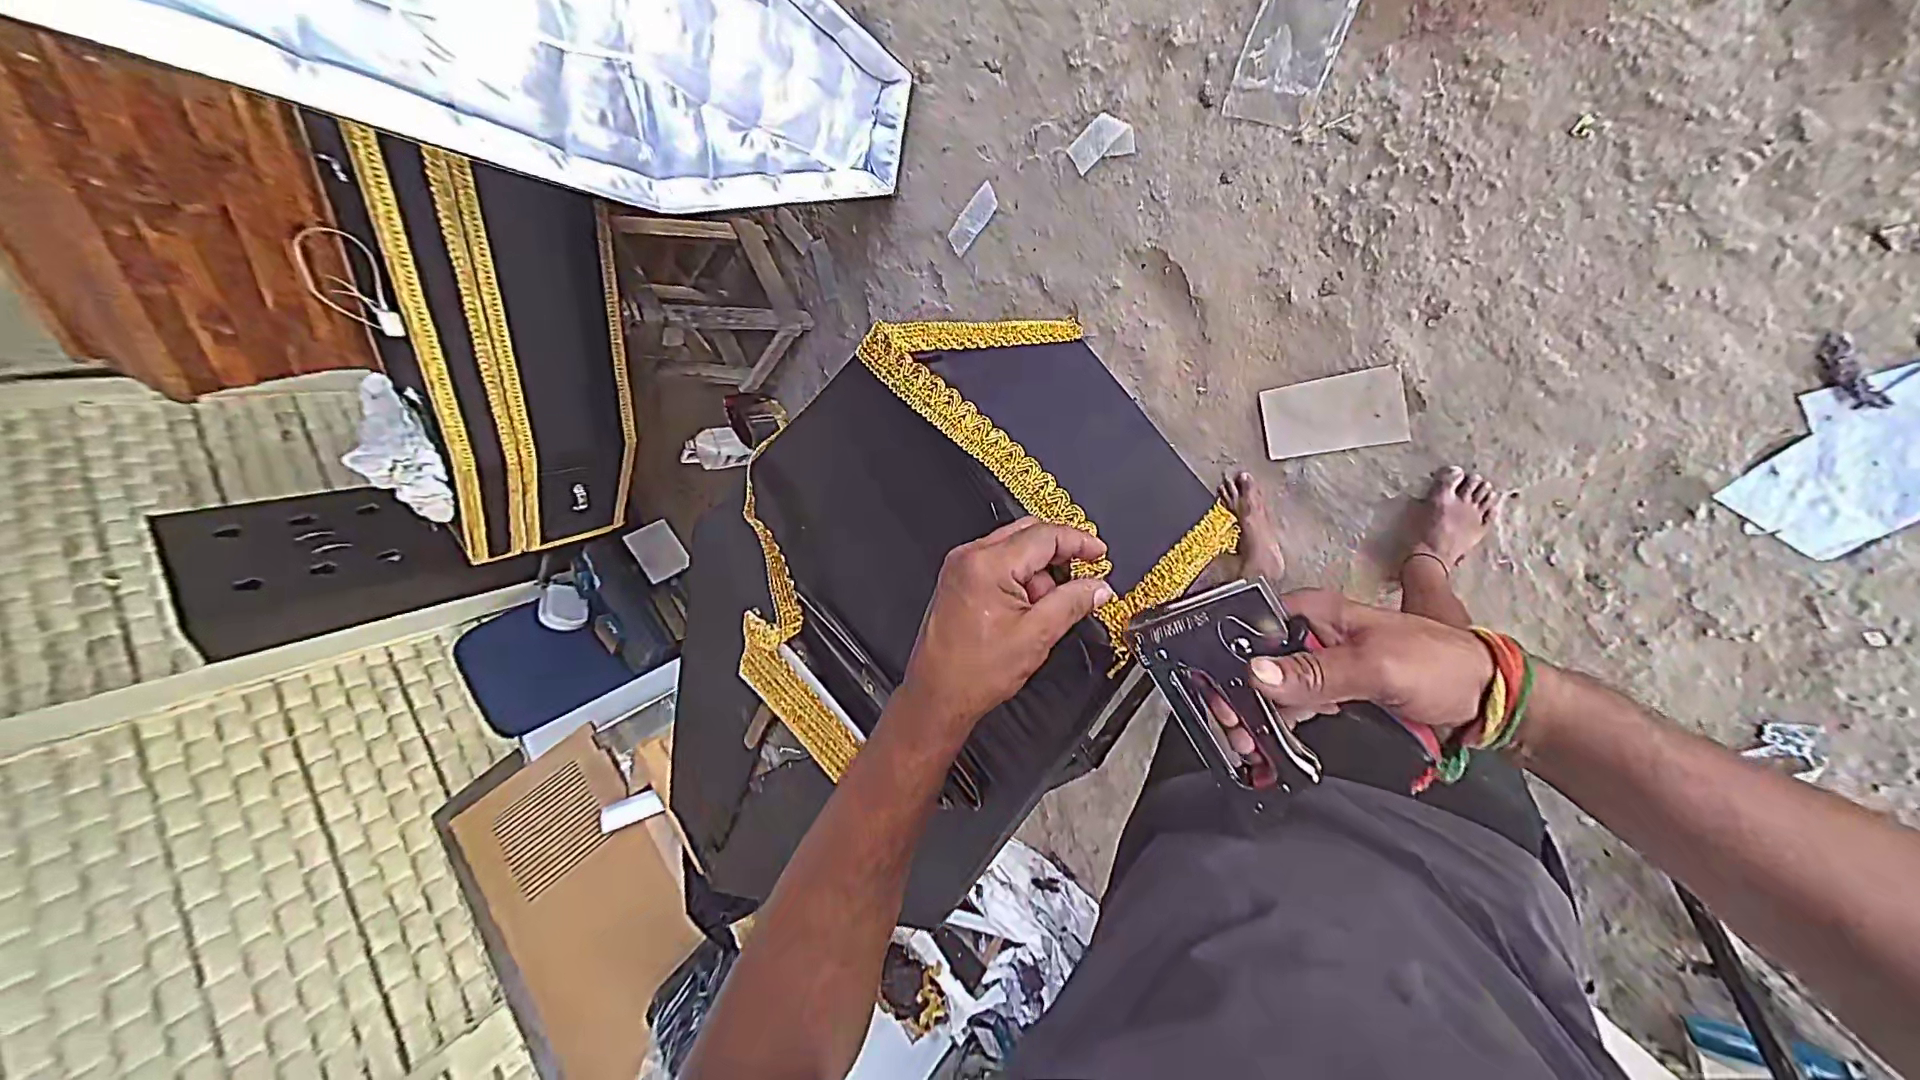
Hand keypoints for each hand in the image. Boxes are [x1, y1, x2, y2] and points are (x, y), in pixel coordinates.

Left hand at [895, 518, 1115, 743]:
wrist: (938, 694)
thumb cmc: (973, 672)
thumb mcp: (1036, 635)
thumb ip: (1072, 602)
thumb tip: (1097, 587)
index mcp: (987, 565)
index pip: (1044, 535)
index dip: (1079, 541)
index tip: (1098, 552)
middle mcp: (969, 557)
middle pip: (1028, 533)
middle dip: (1059, 553)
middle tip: (1082, 576)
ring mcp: (960, 567)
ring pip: (1014, 547)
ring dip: (1039, 569)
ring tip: (1044, 608)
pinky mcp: (959, 579)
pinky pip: (998, 562)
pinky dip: (1020, 577)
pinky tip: (1027, 607)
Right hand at [1239, 588, 1495, 738]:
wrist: (1490, 702)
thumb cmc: (1441, 669)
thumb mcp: (1376, 668)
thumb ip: (1316, 672)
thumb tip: (1258, 674)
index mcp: (1316, 611)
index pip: (1253, 627)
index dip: (1231, 658)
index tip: (1223, 693)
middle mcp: (1311, 632)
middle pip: (1256, 659)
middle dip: (1239, 695)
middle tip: (1234, 728)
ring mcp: (1320, 661)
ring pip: (1269, 685)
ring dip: (1254, 713)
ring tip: (1247, 744)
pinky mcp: (1330, 687)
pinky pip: (1290, 703)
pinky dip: (1276, 722)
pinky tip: (1266, 743)